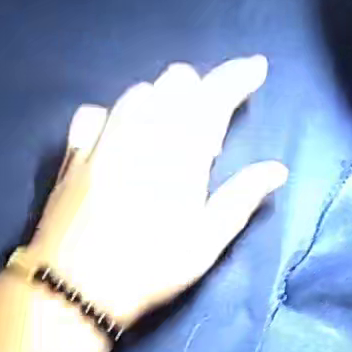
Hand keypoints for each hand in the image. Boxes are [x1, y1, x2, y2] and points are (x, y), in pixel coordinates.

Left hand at [15, 56, 288, 326]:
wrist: (77, 285)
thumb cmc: (151, 268)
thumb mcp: (205, 242)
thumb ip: (240, 200)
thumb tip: (277, 170)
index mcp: (179, 153)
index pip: (213, 99)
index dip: (236, 79)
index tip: (256, 66)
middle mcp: (140, 133)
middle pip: (174, 88)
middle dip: (199, 90)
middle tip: (212, 117)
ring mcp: (103, 139)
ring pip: (137, 94)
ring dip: (163, 98)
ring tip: (172, 121)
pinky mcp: (75, 154)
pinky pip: (96, 114)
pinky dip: (117, 114)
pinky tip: (120, 129)